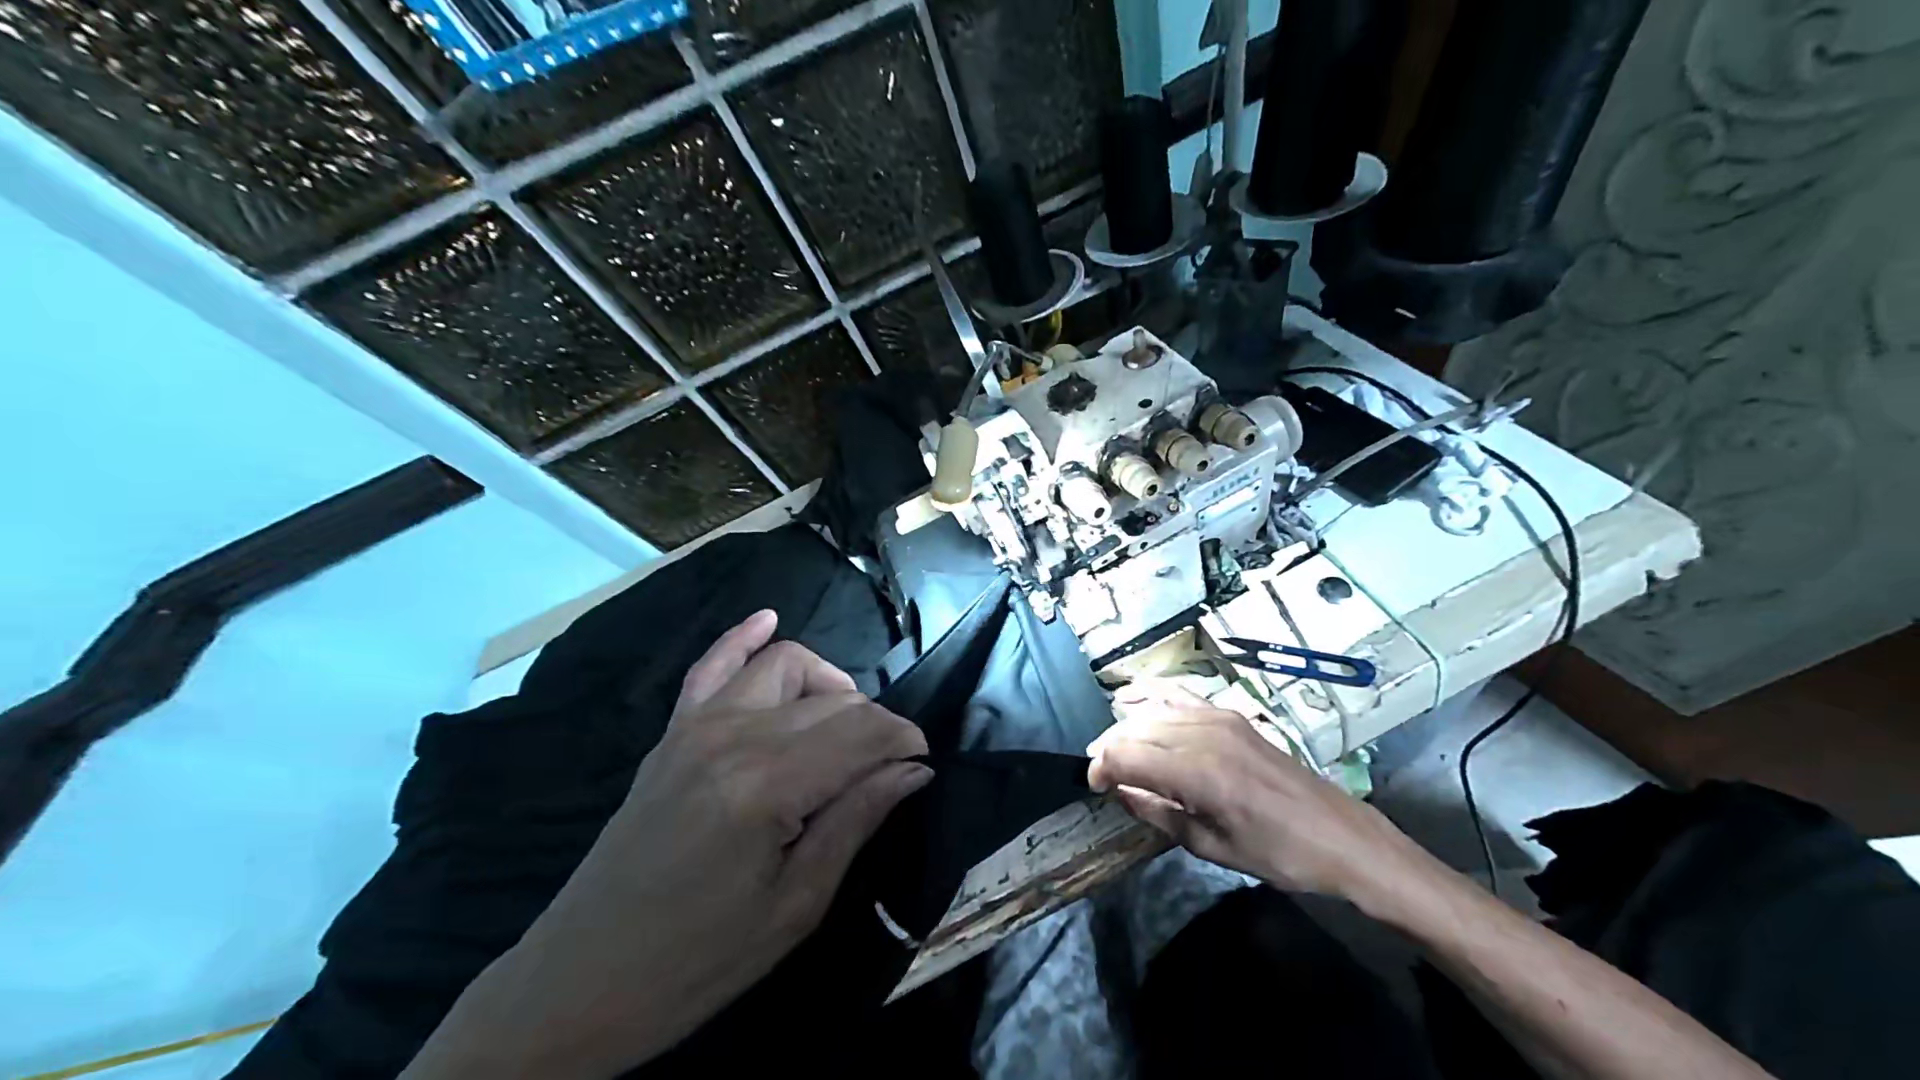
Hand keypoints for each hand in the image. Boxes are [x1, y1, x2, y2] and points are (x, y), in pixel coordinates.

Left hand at [404, 610, 931, 1078]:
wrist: (581, 981)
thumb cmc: (699, 960)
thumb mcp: (796, 905)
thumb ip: (855, 820)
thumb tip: (913, 769)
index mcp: (766, 786)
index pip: (861, 732)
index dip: (904, 741)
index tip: (924, 764)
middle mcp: (732, 736)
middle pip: (831, 699)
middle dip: (875, 723)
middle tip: (891, 766)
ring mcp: (695, 726)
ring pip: (783, 664)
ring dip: (827, 684)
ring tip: (844, 727)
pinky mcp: (671, 732)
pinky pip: (711, 665)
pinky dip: (742, 638)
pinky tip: (766, 620)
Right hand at [1086, 679, 1425, 902]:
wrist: (1340, 835)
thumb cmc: (1278, 853)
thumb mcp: (1211, 847)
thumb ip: (1157, 813)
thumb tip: (1120, 792)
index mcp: (1199, 774)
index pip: (1127, 756)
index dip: (1101, 770)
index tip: (1094, 788)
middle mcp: (1204, 736)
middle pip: (1134, 729)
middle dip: (1109, 749)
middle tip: (1102, 775)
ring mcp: (1218, 718)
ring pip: (1152, 711)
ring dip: (1127, 728)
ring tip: (1114, 749)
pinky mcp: (1230, 714)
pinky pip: (1180, 695)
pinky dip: (1152, 694)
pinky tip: (1132, 693)